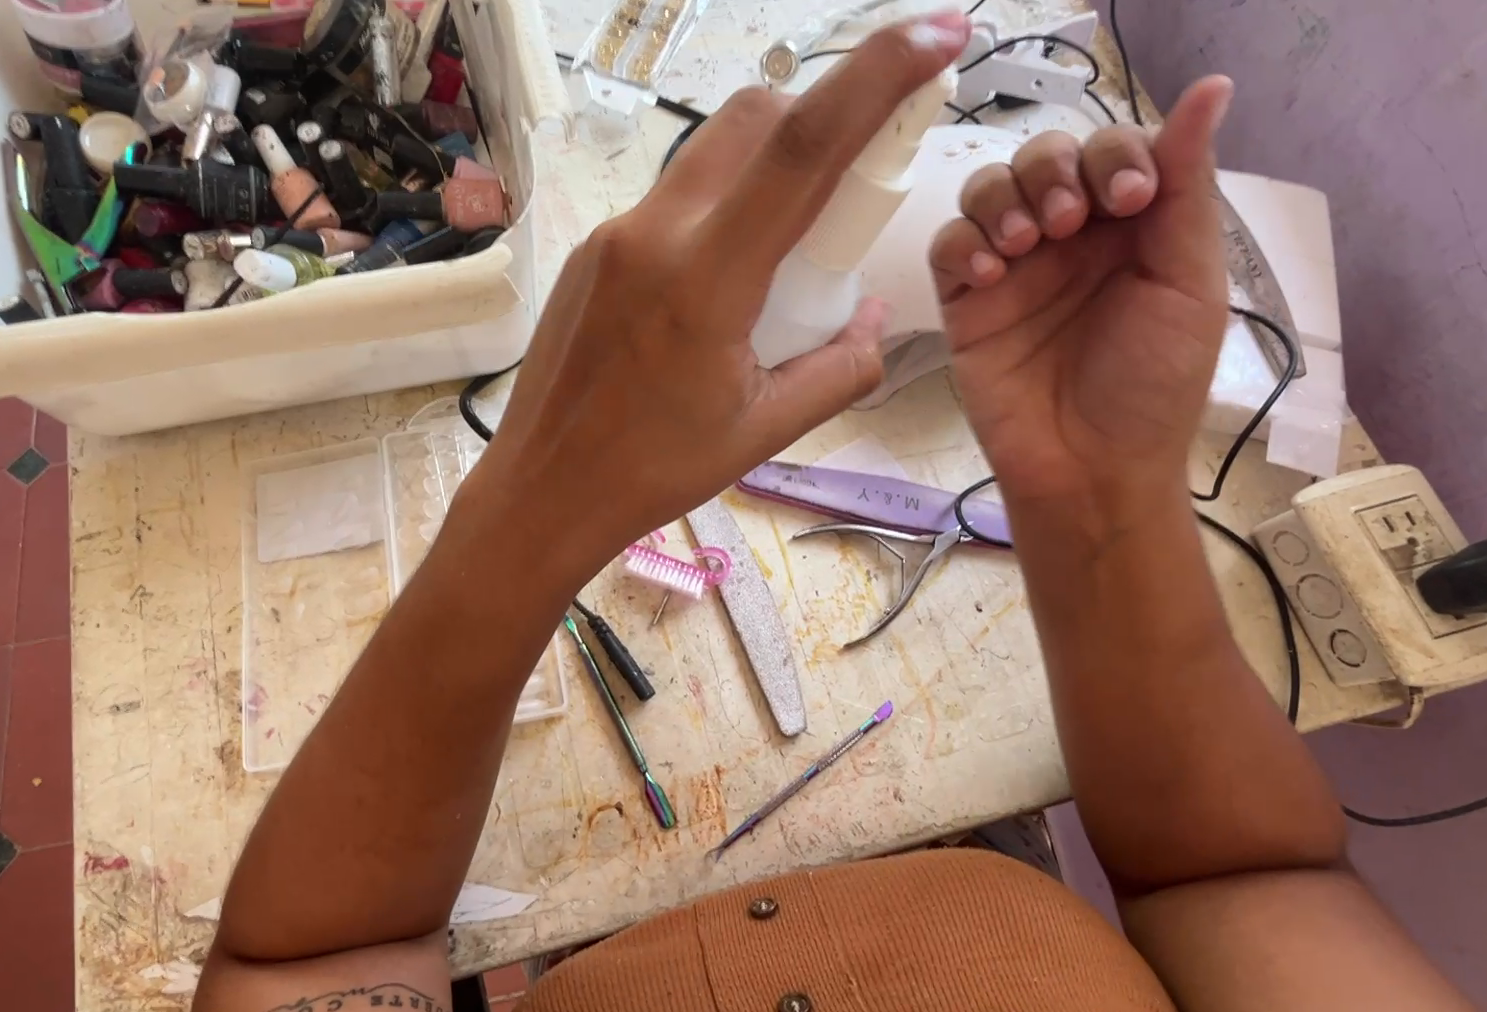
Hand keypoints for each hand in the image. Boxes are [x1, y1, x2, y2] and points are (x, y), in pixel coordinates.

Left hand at [459, 13, 974, 574]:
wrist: (544, 490)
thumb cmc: (653, 472)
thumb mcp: (764, 430)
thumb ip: (840, 367)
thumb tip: (873, 314)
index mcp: (704, 279)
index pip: (803, 145)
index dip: (879, 74)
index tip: (941, 33)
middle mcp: (652, 234)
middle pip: (754, 118)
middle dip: (821, 115)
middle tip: (854, 176)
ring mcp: (612, 236)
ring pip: (709, 154)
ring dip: (767, 166)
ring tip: (784, 247)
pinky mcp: (592, 253)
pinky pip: (672, 200)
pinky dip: (719, 209)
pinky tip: (721, 278)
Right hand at [929, 77, 1236, 508]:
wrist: (1086, 466)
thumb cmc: (1149, 386)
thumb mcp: (1187, 285)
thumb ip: (1185, 191)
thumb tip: (1212, 86)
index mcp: (1130, 228)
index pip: (1111, 150)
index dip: (1114, 156)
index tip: (1128, 203)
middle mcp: (1067, 239)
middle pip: (1042, 156)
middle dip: (1052, 172)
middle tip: (1064, 223)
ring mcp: (1011, 270)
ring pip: (987, 190)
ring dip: (1003, 200)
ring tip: (1023, 244)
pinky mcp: (965, 303)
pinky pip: (947, 247)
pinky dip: (961, 244)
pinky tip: (988, 273)